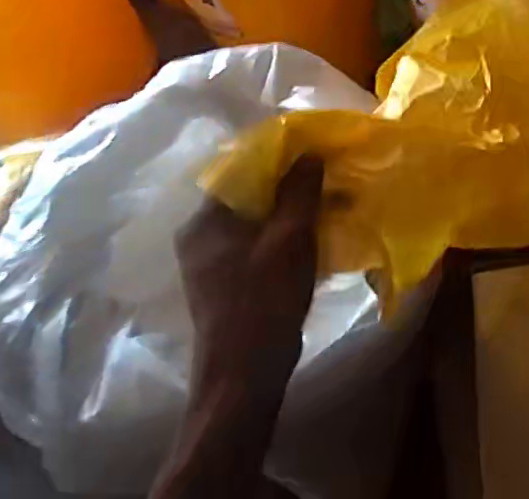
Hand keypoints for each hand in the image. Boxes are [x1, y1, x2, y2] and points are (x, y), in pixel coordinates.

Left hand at [176, 157, 323, 408]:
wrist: (245, 379)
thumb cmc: (264, 300)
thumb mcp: (290, 238)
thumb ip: (300, 190)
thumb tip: (309, 152)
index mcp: (205, 221)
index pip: (240, 170)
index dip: (278, 156)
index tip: (312, 149)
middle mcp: (201, 237)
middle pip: (250, 195)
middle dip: (290, 184)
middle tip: (326, 175)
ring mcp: (212, 262)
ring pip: (257, 220)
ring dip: (291, 210)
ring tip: (328, 201)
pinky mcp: (228, 282)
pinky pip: (259, 243)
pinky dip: (284, 235)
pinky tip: (314, 235)